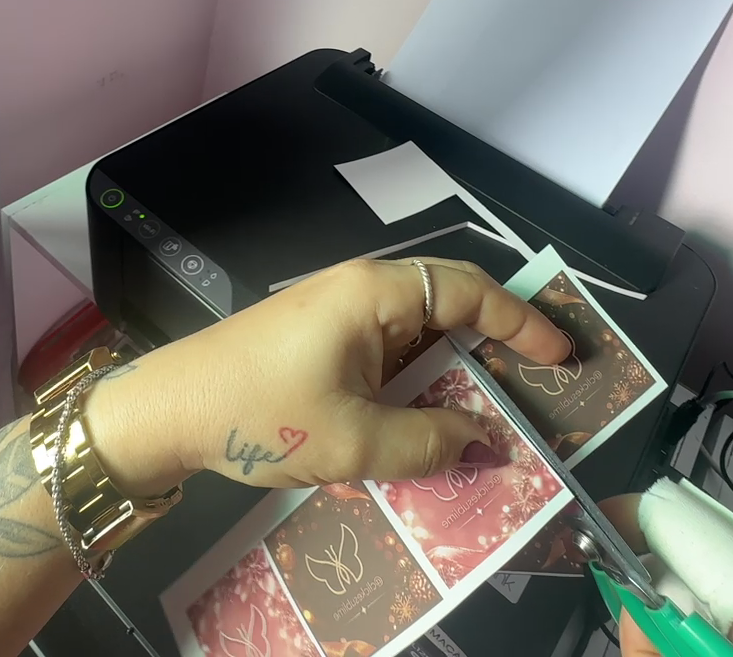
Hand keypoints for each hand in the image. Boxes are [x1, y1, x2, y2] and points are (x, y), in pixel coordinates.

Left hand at [82, 257, 570, 491]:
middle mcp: (361, 290)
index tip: (561, 355)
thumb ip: (429, 441)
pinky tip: (426, 416)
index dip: (520, 320)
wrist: (171, 408)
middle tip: (534, 385)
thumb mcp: (353, 440)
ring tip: (489, 409)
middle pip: (445, 302)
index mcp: (374, 292)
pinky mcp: (322, 337)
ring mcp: (338, 312)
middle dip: (493, 340)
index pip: (468, 290)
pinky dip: (416, 377)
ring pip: (416, 330)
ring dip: (452, 364)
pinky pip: (387, 348)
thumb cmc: (261, 412)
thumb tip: (486, 440)